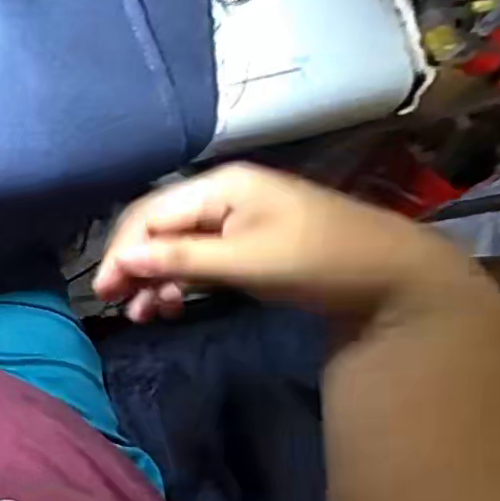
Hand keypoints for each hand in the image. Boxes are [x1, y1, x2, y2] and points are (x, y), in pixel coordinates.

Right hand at [91, 163, 481, 323]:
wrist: (394, 278)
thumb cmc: (321, 261)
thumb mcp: (246, 262)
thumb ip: (180, 259)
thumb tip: (121, 262)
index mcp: (219, 186)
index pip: (149, 215)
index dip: (122, 251)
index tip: (105, 290)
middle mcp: (217, 196)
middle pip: (153, 229)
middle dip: (131, 266)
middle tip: (115, 303)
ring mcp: (227, 219)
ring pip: (168, 247)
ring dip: (151, 279)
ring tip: (144, 314)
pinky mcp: (236, 243)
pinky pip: (190, 259)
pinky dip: (175, 282)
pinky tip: (168, 305)